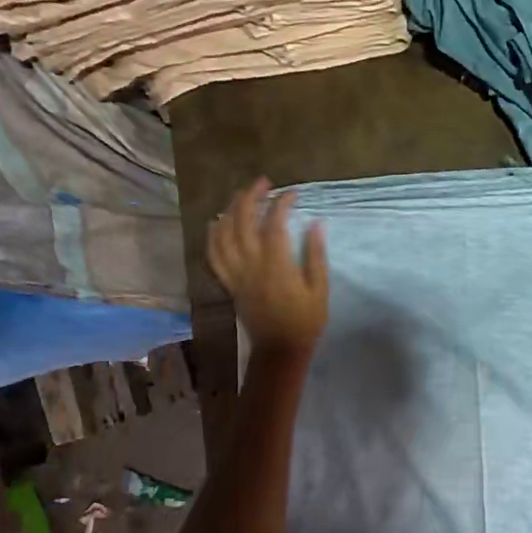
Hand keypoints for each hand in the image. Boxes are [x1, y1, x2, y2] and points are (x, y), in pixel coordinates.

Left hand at [208, 178, 328, 351]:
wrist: (280, 350)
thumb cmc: (305, 321)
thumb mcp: (319, 289)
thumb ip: (316, 255)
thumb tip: (315, 223)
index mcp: (277, 265)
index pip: (274, 223)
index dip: (282, 203)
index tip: (293, 193)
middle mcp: (252, 266)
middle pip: (243, 222)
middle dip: (251, 197)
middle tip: (263, 182)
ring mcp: (236, 275)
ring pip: (224, 235)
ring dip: (230, 211)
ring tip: (240, 195)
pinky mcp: (229, 284)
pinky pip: (214, 257)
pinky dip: (212, 237)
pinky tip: (216, 222)